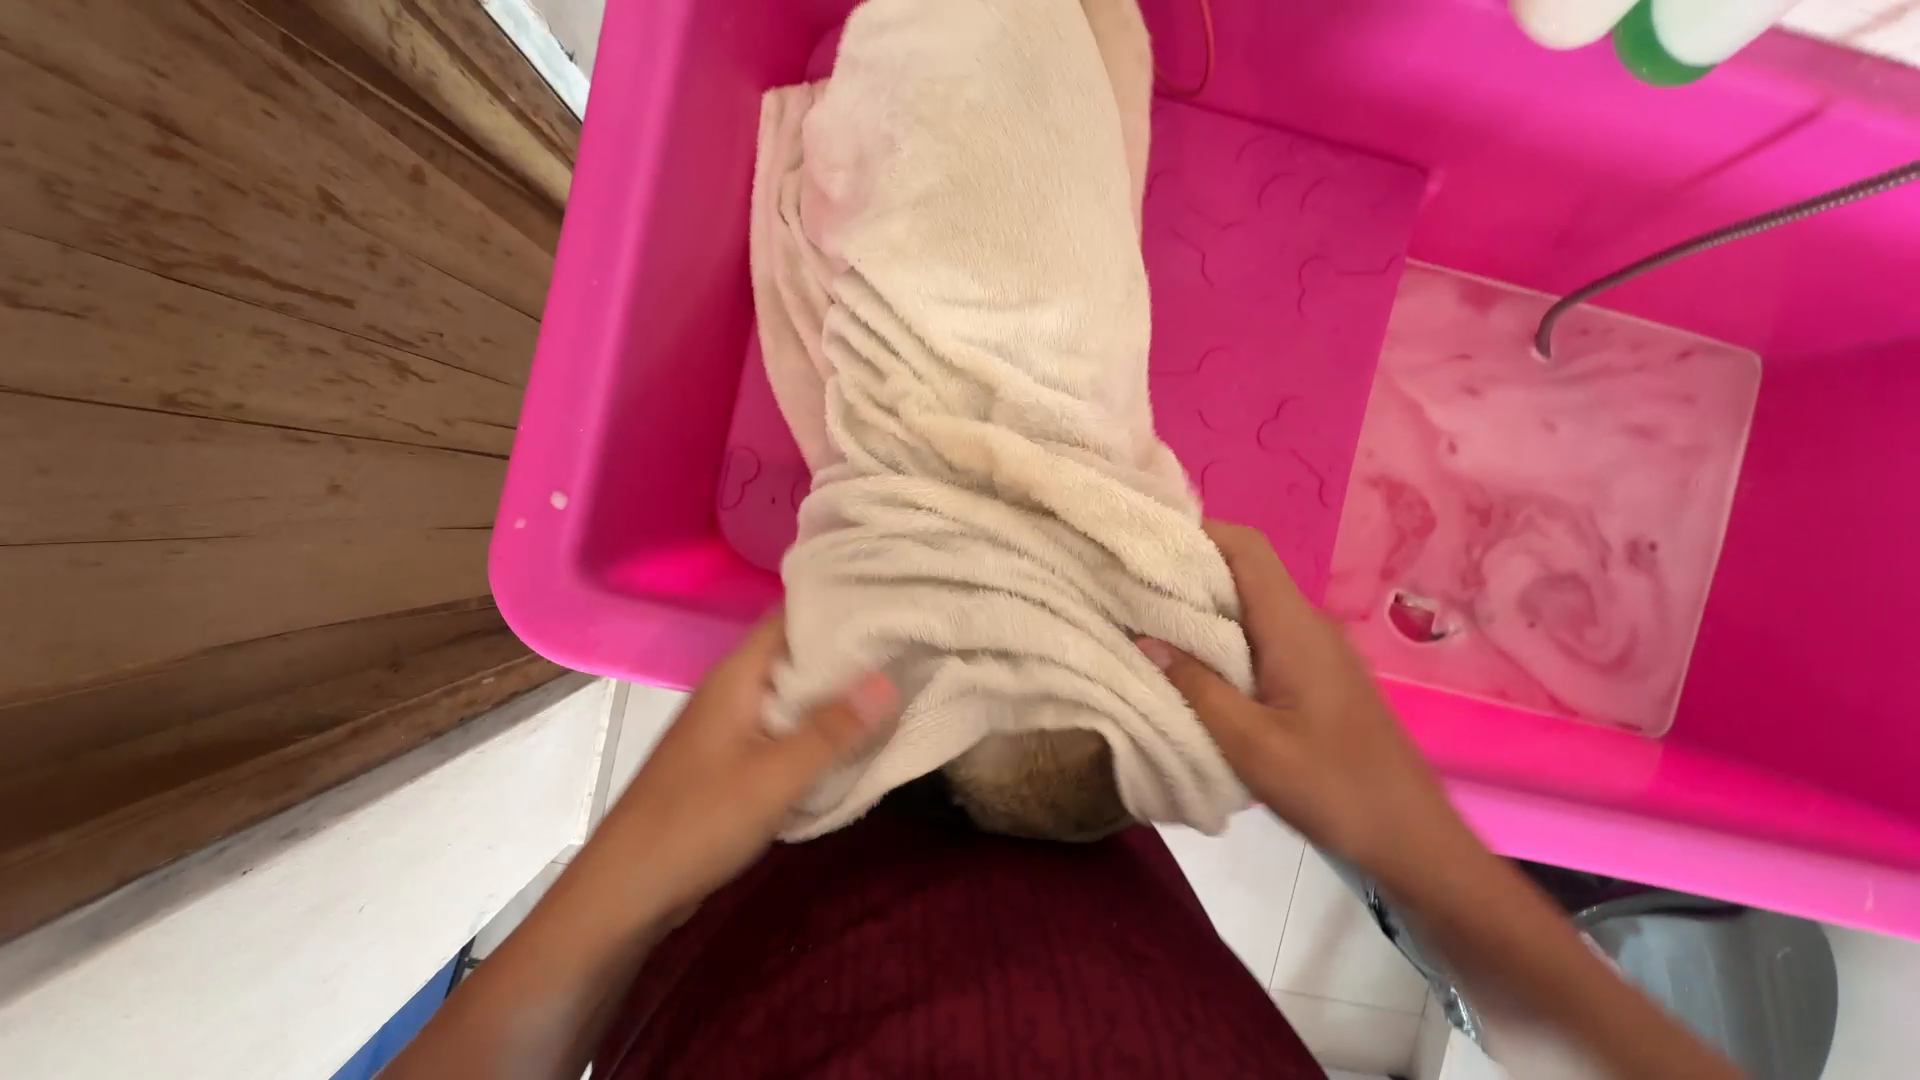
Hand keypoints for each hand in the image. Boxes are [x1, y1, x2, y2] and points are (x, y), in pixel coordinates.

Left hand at [604, 611, 898, 915]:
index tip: (893, 602)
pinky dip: (819, 727)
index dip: (841, 603)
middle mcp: (734, 689)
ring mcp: (732, 724)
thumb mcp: (774, 776)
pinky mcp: (733, 758)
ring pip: (794, 693)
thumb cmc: (696, 822)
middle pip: (798, 652)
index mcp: (738, 675)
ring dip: (837, 692)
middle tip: (910, 643)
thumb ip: (833, 729)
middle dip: (850, 649)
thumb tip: (891, 679)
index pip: (793, 614)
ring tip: (896, 682)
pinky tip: (854, 738)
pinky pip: (786, 727)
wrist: (625, 890)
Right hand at [1137, 521, 1471, 887]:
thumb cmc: (1333, 788)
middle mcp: (1307, 625)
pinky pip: (1262, 635)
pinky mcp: (1317, 675)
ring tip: (1148, 622)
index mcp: (1294, 627)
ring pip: (1251, 606)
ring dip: (1202, 607)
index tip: (1144, 545)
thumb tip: (1145, 638)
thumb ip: (1196, 687)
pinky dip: (1222, 636)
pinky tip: (1191, 664)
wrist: (1412, 838)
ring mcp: (1316, 650)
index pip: (1246, 548)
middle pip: (1244, 572)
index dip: (1197, 533)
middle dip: (1187, 571)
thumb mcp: (1251, 744)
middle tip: (1130, 588)